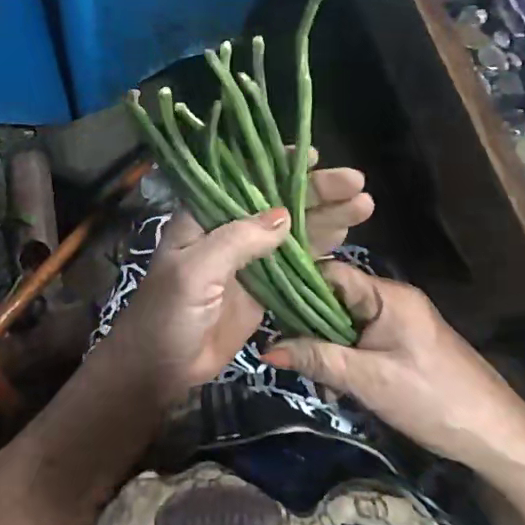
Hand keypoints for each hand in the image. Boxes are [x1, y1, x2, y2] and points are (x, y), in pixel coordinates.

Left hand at [101, 166, 378, 405]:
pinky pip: (295, 264)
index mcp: (202, 219)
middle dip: (314, 191)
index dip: (276, 166)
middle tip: (355, 183)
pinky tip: (347, 235)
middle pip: (275, 203)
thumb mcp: (194, 272)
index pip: (242, 180)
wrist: (160, 367)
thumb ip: (236, 241)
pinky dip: (321, 250)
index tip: (315, 157)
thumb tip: (284, 215)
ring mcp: (246, 261)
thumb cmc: (167, 314)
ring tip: (364, 204)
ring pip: (291, 231)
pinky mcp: (261, 289)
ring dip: (325, 217)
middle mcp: (227, 233)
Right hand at [263, 263, 524, 484]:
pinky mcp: (402, 344)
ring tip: (304, 371)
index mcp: (387, 295)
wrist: (500, 441)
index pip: (328, 272)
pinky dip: (341, 356)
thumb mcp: (367, 379)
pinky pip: (358, 338)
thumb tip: (265, 348)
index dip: (294, 285)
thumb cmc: (433, 400)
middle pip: (333, 296)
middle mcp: (392, 299)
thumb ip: (315, 358)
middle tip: (278, 346)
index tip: (262, 305)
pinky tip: (330, 382)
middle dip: (305, 323)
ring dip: (322, 345)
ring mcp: (399, 321)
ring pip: (343, 321)